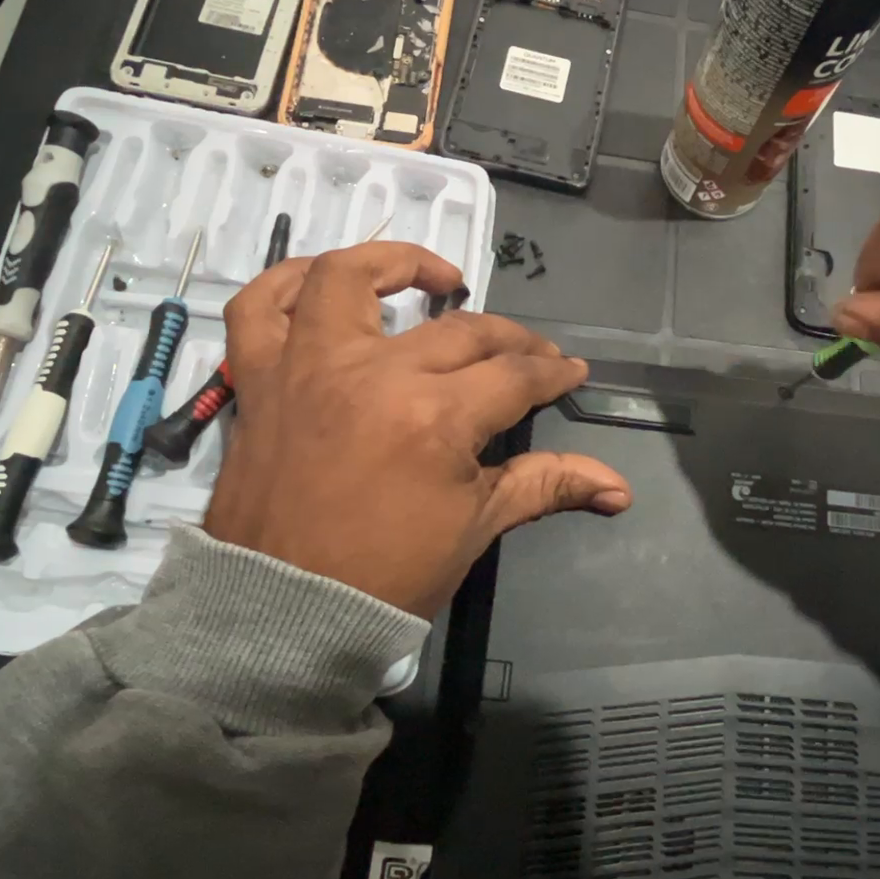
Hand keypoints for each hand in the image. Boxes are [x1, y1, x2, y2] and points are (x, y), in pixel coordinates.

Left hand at [204, 242, 631, 616]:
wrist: (283, 614)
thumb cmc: (387, 577)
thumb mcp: (476, 527)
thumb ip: (547, 486)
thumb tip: (621, 490)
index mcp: (436, 417)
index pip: (514, 376)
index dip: (552, 372)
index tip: (571, 372)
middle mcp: (374, 373)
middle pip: (461, 330)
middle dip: (511, 338)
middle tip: (530, 355)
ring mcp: (309, 368)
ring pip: (347, 279)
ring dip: (396, 264)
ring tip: (434, 279)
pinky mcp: (261, 379)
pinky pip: (259, 307)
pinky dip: (285, 283)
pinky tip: (322, 285)